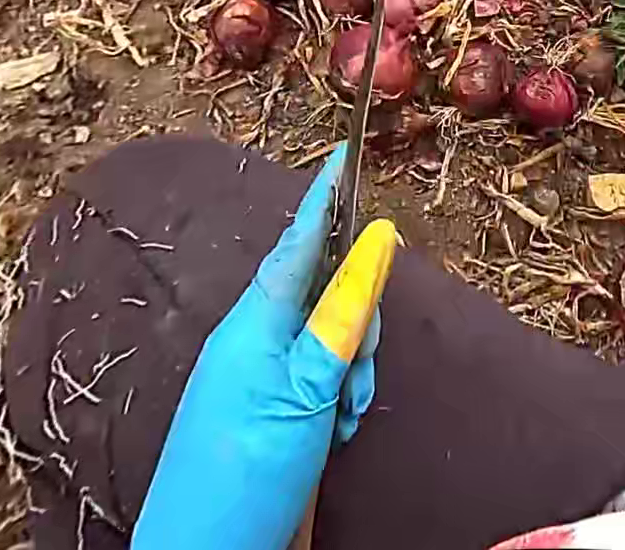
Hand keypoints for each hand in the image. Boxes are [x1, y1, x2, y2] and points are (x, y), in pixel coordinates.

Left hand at [131, 145, 393, 549]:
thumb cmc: (247, 472)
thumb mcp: (307, 386)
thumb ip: (343, 311)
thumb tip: (378, 239)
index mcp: (258, 316)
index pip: (301, 238)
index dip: (325, 195)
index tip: (343, 152)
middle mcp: (259, 332)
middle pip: (326, 289)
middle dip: (357, 318)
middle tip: (358, 373)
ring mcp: (264, 368)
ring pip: (330, 330)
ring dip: (351, 363)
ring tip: (343, 413)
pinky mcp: (274, 400)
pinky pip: (320, 367)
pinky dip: (339, 388)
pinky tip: (335, 425)